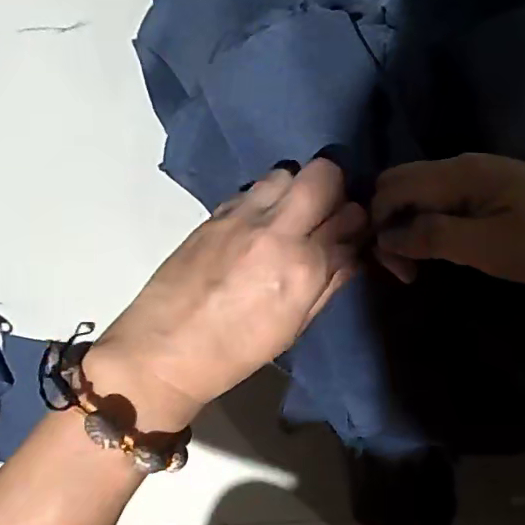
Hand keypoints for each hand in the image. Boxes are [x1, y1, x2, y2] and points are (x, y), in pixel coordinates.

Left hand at [88, 159, 363, 426]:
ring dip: (298, 189)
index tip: (354, 234)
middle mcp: (276, 230)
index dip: (359, 223)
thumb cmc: (238, 352)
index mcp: (303, 267)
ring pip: (287, 173)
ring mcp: (242, 216)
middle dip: (335, 189)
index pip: (351, 219)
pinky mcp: (215, 214)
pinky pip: (254, 188)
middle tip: (328, 214)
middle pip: (324, 175)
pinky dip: (268, 199)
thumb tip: (352, 253)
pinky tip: (260, 226)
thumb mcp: (295, 326)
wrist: (165, 351)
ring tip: (292, 218)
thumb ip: (329, 283)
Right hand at [372, 154, 524, 283]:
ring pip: (422, 194)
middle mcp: (461, 166)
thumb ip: (433, 237)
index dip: (376, 223)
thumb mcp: (488, 247)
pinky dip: (431, 224)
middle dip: (389, 224)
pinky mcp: (492, 190)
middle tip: (405, 270)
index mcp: (457, 174)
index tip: (391, 267)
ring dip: (410, 227)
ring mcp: (478, 176)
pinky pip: (444, 202)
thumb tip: (387, 236)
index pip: (390, 186)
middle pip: (401, 185)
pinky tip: (443, 250)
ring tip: (421, 266)